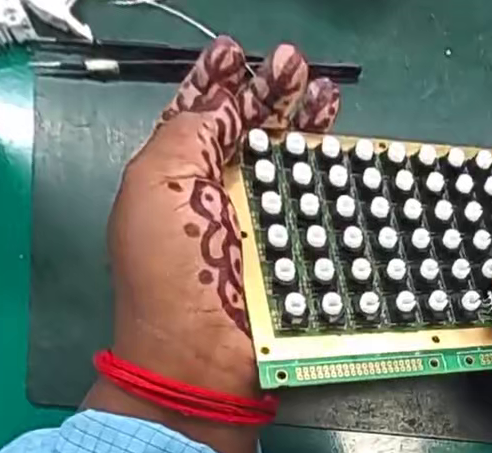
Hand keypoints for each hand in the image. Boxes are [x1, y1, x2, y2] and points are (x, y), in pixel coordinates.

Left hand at [87, 37, 340, 452]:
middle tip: (299, 65)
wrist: (200, 362)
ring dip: (302, 129)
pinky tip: (333, 154)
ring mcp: (255, 232)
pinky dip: (322, 180)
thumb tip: (224, 106)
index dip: (217, 80)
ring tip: (324, 95)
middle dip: (270, 95)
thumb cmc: (169, 274)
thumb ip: (188, 133)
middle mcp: (215, 201)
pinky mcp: (288, 261)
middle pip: (247, 136)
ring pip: (282, 167)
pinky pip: (307, 209)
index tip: (237, 51)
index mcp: (174, 179)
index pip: (197, 116)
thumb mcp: (158, 186)